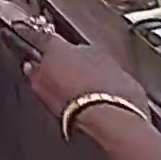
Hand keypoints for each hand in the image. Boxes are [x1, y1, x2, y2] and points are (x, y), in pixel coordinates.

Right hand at [22, 31, 151, 120]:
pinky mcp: (129, 81)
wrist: (111, 120)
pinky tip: (107, 105)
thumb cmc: (72, 103)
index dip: (39, 45)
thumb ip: (34, 73)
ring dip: (92, 76)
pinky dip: (112, 90)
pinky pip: (117, 82)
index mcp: (58, 47)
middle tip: (67, 83)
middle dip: (70, 64)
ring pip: (96, 66)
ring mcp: (109, 63)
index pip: (43, 38)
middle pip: (73, 52)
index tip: (36, 50)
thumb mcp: (41, 89)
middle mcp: (84, 48)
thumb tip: (31, 68)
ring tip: (88, 98)